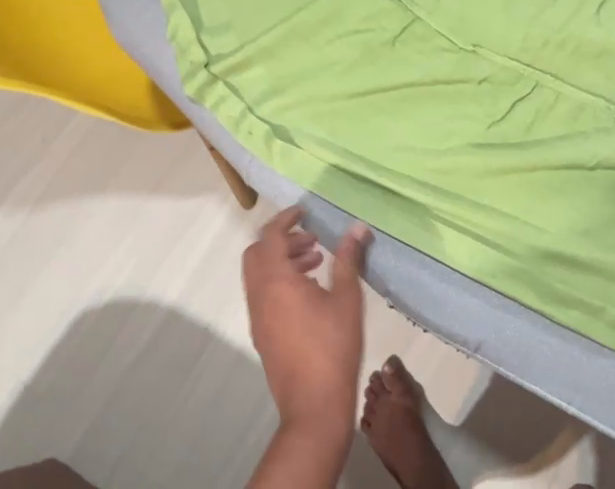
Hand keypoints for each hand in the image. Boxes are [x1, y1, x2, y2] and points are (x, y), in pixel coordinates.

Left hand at [243, 205, 373, 439]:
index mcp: (277, 281)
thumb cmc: (334, 346)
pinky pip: (263, 295)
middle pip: (257, 254)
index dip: (286, 219)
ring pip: (259, 276)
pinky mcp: (262, 334)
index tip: (306, 211)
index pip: (271, 236)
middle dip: (282, 240)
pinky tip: (311, 293)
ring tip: (317, 263)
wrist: (313, 404)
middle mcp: (259, 296)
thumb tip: (357, 227)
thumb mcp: (348, 298)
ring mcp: (257, 317)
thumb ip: (349, 259)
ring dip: (281, 261)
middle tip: (312, 240)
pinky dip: (279, 281)